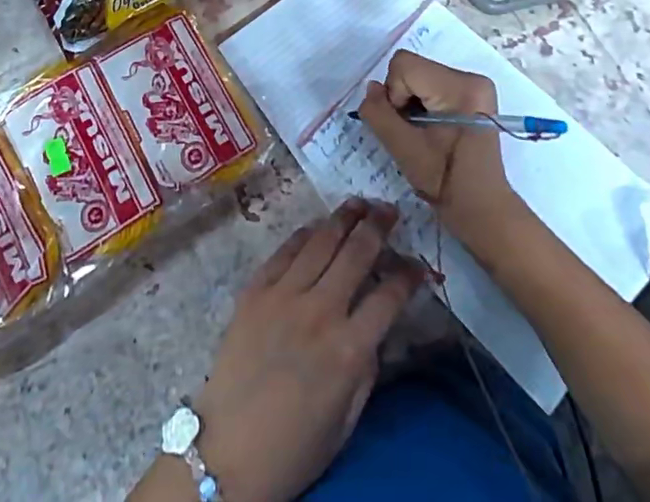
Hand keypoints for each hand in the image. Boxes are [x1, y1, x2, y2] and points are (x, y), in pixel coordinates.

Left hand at [187, 199, 421, 501]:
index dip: (410, 274)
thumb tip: (376, 327)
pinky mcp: (253, 291)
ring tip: (357, 202)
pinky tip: (315, 226)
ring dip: (341, 219)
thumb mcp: (349, 415)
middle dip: (377, 227)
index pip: (390, 295)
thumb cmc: (297, 444)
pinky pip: (282, 253)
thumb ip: (367, 365)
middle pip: (355, 254)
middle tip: (390, 208)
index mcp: (349, 349)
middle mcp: (319, 311)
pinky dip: (302, 235)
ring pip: (318, 243)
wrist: (229, 447)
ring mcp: (282, 296)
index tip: (420, 262)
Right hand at [357, 50, 518, 225]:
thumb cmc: (445, 179)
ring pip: (419, 75)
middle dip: (401, 97)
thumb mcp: (402, 148)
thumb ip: (378, 113)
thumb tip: (372, 88)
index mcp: (461, 88)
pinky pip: (431, 83)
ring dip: (410, 100)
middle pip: (412, 68)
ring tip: (423, 132)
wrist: (480, 204)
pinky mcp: (473, 94)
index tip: (407, 125)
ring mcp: (475, 85)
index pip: (403, 66)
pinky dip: (422, 102)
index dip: (394, 94)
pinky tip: (432, 128)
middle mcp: (472, 78)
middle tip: (413, 130)